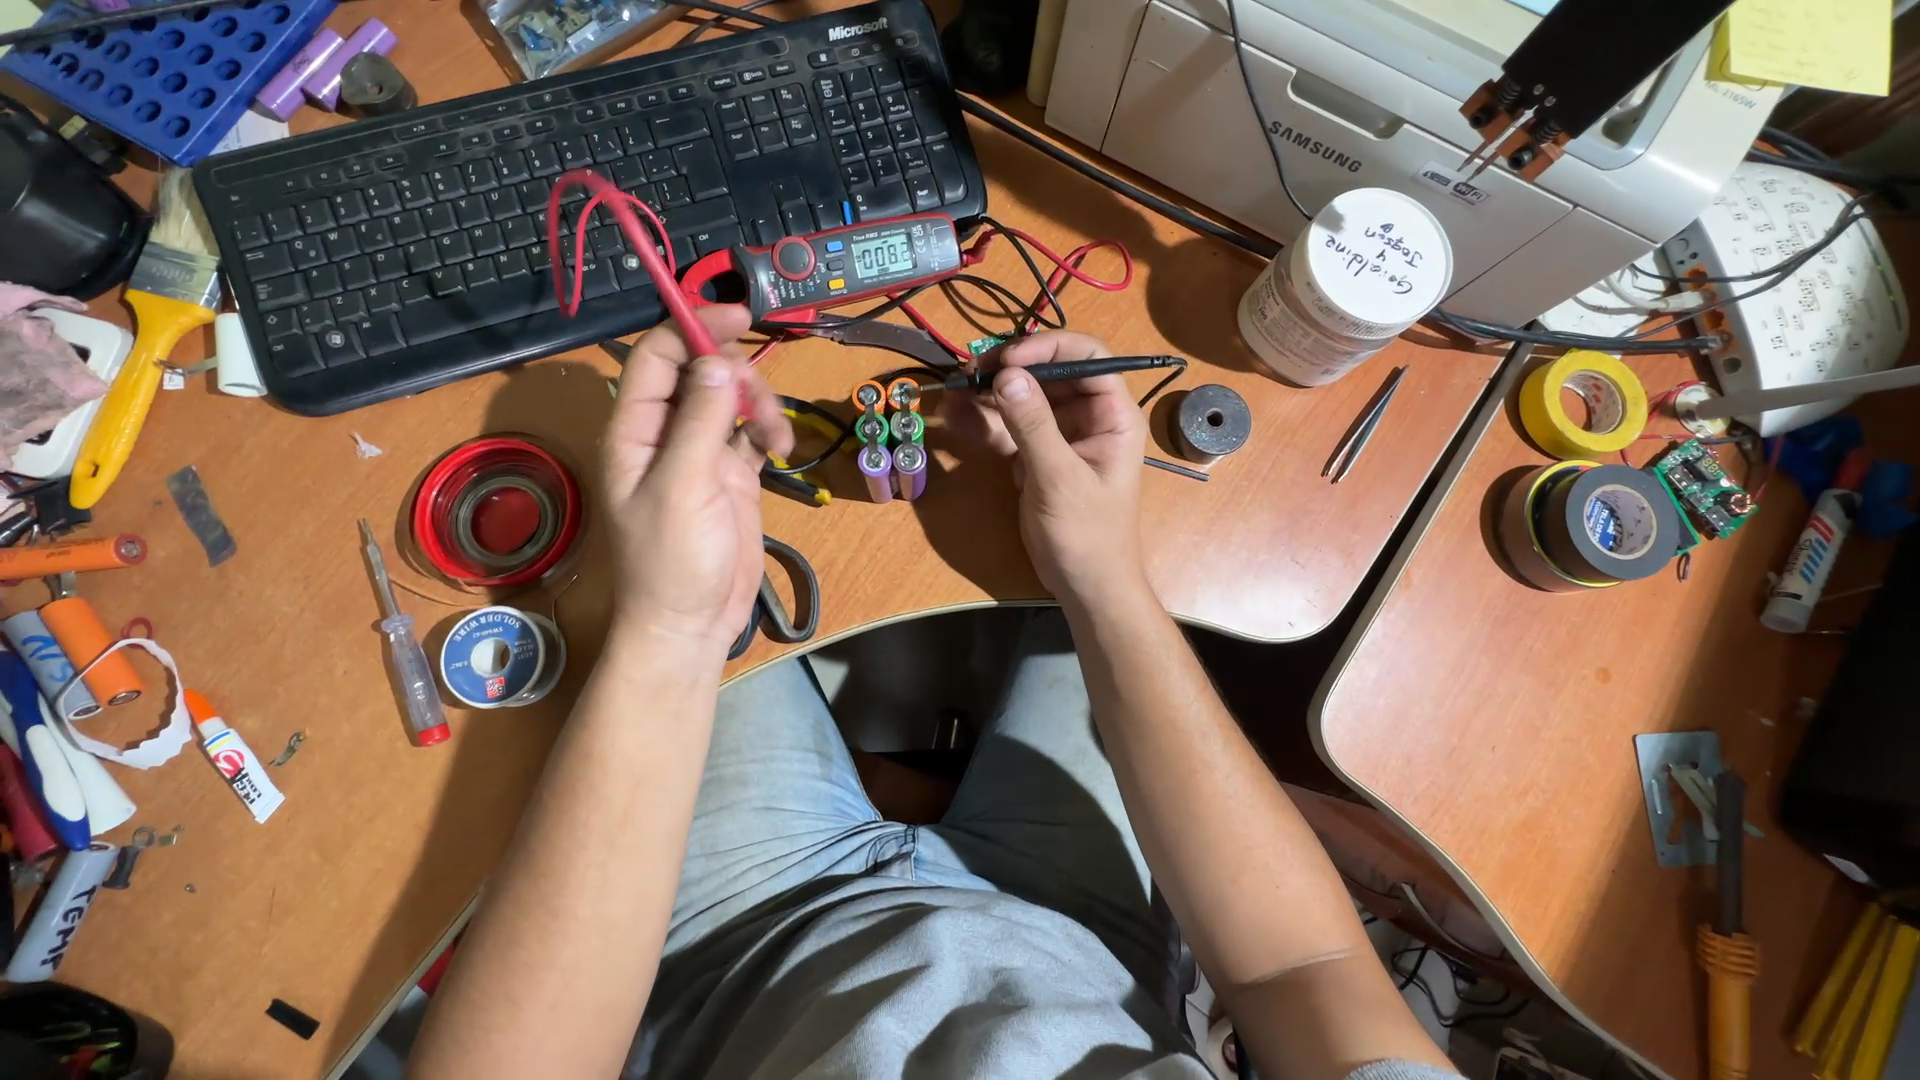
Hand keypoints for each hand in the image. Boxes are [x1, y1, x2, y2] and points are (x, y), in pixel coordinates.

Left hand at [603, 305, 792, 651]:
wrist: (692, 622)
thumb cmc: (674, 560)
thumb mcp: (683, 486)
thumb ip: (700, 421)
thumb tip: (720, 361)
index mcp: (636, 430)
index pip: (657, 357)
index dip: (692, 327)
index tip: (738, 317)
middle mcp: (666, 433)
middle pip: (702, 371)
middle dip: (737, 374)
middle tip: (761, 400)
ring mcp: (701, 453)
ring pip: (733, 398)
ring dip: (761, 404)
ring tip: (776, 435)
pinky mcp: (732, 474)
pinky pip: (752, 431)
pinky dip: (770, 429)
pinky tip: (780, 447)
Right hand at [941, 331, 1148, 607]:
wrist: (1084, 585)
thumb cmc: (1087, 534)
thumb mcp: (1059, 478)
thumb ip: (1032, 425)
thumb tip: (1006, 375)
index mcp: (1112, 414)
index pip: (1087, 357)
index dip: (1048, 347)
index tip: (1008, 360)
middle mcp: (1088, 416)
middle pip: (1048, 372)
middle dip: (1009, 369)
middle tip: (970, 373)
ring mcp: (1059, 434)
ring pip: (1022, 397)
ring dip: (988, 392)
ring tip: (954, 389)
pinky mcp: (1034, 454)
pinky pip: (1007, 426)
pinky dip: (982, 420)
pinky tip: (954, 414)